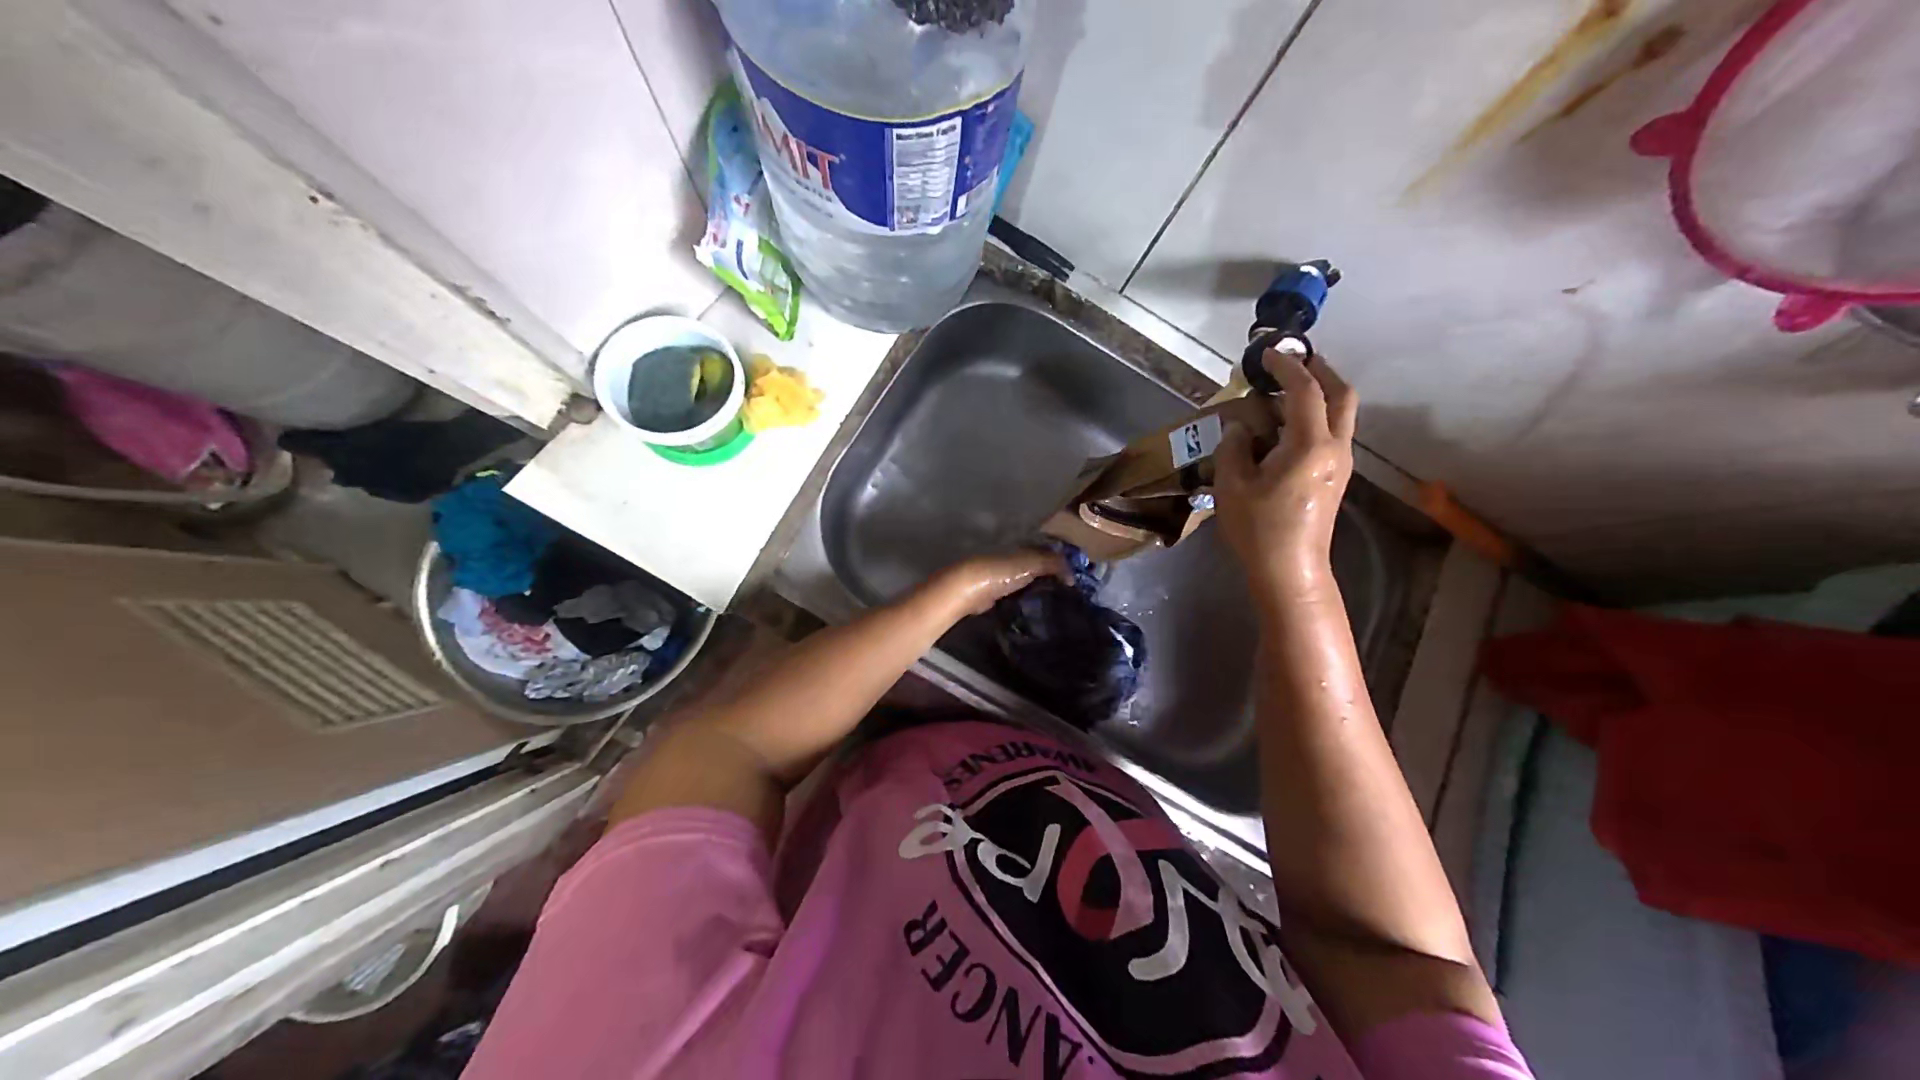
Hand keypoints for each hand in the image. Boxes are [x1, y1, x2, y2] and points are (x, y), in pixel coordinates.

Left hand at [927, 549, 1071, 616]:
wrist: (968, 589)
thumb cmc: (1001, 571)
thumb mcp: (1032, 563)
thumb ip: (1054, 564)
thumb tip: (1073, 576)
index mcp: (1022, 545)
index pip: (1048, 547)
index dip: (1063, 558)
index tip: (1080, 572)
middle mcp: (1013, 556)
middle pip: (1039, 562)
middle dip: (1054, 573)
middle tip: (1073, 589)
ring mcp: (1003, 574)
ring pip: (1029, 578)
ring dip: (1042, 586)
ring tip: (1061, 600)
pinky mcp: (996, 591)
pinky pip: (1019, 592)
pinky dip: (1030, 596)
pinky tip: (1040, 606)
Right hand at [1215, 350, 1357, 599]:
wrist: (1290, 570)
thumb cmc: (1259, 528)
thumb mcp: (1232, 485)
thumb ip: (1235, 446)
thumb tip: (1241, 427)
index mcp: (1309, 445)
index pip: (1304, 390)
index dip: (1286, 366)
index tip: (1268, 353)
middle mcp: (1334, 448)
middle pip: (1341, 394)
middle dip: (1319, 371)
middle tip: (1293, 363)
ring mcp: (1339, 464)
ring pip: (1340, 414)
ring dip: (1317, 395)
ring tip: (1282, 394)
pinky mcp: (1334, 478)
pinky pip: (1331, 433)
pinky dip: (1314, 417)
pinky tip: (1284, 427)